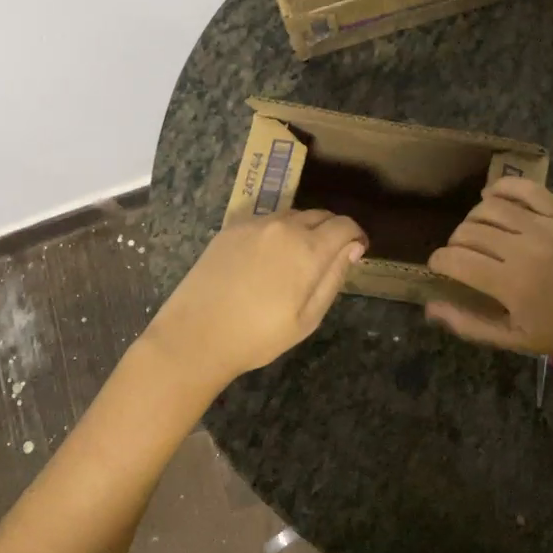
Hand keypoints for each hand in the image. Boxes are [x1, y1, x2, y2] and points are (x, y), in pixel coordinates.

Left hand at [145, 210, 365, 386]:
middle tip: (329, 259)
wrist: (195, 336)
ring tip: (297, 260)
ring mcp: (254, 224)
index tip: (357, 252)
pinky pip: (266, 221)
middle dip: (332, 232)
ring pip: (293, 216)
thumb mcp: (308, 318)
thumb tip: (353, 247)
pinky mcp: (231, 229)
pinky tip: (267, 259)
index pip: (344, 225)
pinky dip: (277, 232)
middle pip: (320, 215)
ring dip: (304, 230)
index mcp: (308, 249)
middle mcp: (283, 227)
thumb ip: (333, 277)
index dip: (356, 236)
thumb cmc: (258, 337)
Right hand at [425, 178, 552, 366]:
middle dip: (454, 243)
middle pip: (469, 231)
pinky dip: (503, 188)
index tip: (437, 268)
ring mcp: (547, 227)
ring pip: (491, 207)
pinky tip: (492, 199)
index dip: (437, 262)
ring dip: (473, 218)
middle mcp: (526, 249)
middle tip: (460, 257)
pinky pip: (526, 189)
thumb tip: (429, 307)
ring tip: (475, 233)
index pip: (456, 260)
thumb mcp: (513, 340)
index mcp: (511, 285)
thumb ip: (468, 324)